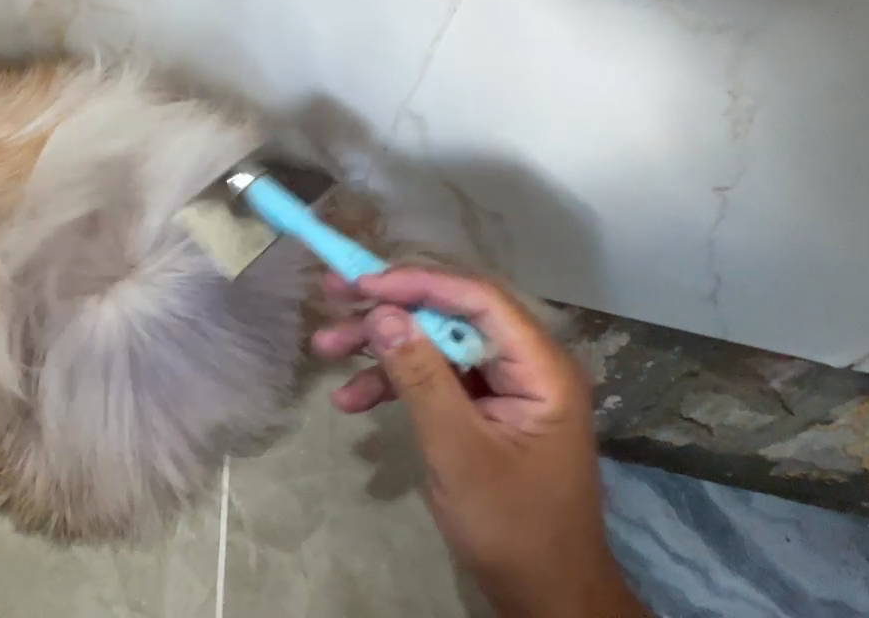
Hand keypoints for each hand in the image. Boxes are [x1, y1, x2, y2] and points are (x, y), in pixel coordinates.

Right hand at [312, 268, 648, 617]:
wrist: (544, 597)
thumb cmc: (512, 525)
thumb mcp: (458, 449)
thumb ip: (421, 376)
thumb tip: (382, 312)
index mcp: (540, 367)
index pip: (476, 299)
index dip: (416, 282)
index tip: (360, 283)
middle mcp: (524, 363)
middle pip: (448, 312)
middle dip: (387, 308)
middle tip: (331, 295)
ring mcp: (501, 385)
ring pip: (432, 341)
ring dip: (379, 346)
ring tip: (324, 348)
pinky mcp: (481, 406)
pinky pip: (431, 376)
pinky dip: (390, 383)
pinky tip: (350, 401)